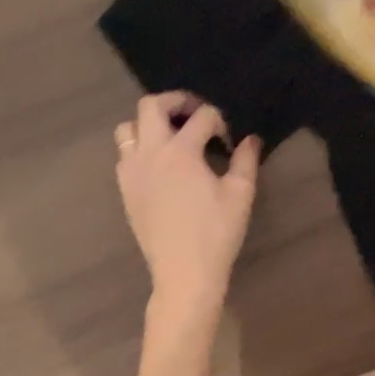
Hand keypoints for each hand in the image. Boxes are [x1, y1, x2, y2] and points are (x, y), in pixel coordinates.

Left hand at [115, 92, 260, 310]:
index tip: (229, 141)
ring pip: (128, 128)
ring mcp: (132, 171)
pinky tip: (160, 165)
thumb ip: (246, 161)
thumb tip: (251, 140)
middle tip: (195, 114)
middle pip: (151, 106)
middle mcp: (150, 153)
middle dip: (175, 102)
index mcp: (181, 151)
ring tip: (171, 137)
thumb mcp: (240, 195)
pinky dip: (139, 149)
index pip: (201, 117)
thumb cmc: (216, 234)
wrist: (184, 273)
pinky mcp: (125, 190)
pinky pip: (124, 155)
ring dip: (149, 124)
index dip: (220, 121)